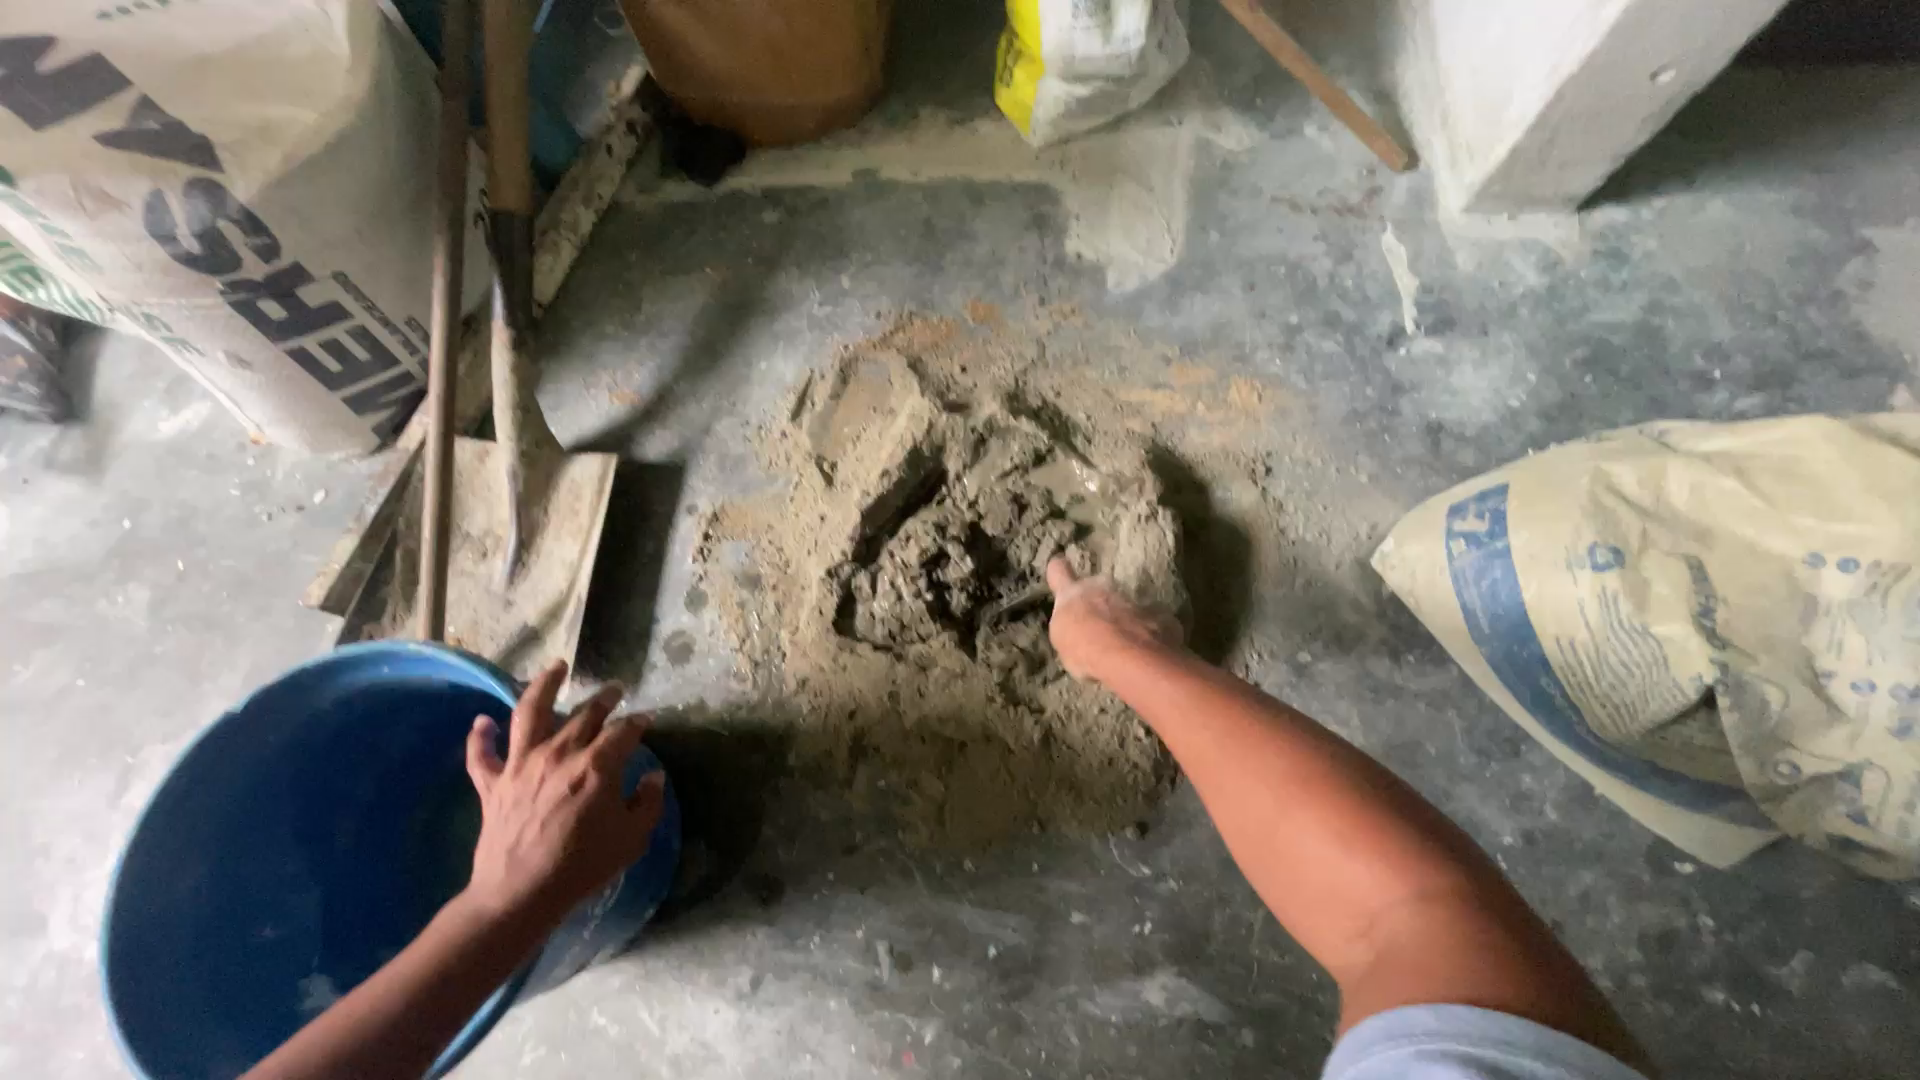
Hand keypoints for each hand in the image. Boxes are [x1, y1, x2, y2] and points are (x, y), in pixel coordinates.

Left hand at [460, 660, 666, 926]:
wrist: (520, 894)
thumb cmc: (583, 866)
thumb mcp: (632, 838)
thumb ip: (647, 803)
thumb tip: (652, 777)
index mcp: (597, 766)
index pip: (624, 731)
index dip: (639, 722)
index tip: (647, 720)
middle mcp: (559, 754)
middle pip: (585, 714)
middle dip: (605, 699)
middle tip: (615, 690)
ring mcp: (521, 766)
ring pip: (530, 713)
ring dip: (544, 686)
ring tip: (556, 668)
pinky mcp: (493, 785)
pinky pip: (481, 755)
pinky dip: (480, 737)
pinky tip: (481, 721)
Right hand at [1045, 557, 1183, 682]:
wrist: (1132, 657)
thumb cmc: (1086, 650)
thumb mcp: (1063, 641)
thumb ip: (1067, 625)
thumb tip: (1074, 625)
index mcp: (1073, 592)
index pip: (1058, 569)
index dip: (1059, 572)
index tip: (1060, 574)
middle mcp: (1103, 585)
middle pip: (1098, 586)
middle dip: (1099, 601)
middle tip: (1099, 626)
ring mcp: (1134, 596)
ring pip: (1126, 601)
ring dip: (1124, 616)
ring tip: (1125, 643)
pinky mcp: (1160, 612)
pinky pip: (1151, 618)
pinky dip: (1148, 630)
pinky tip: (1146, 649)